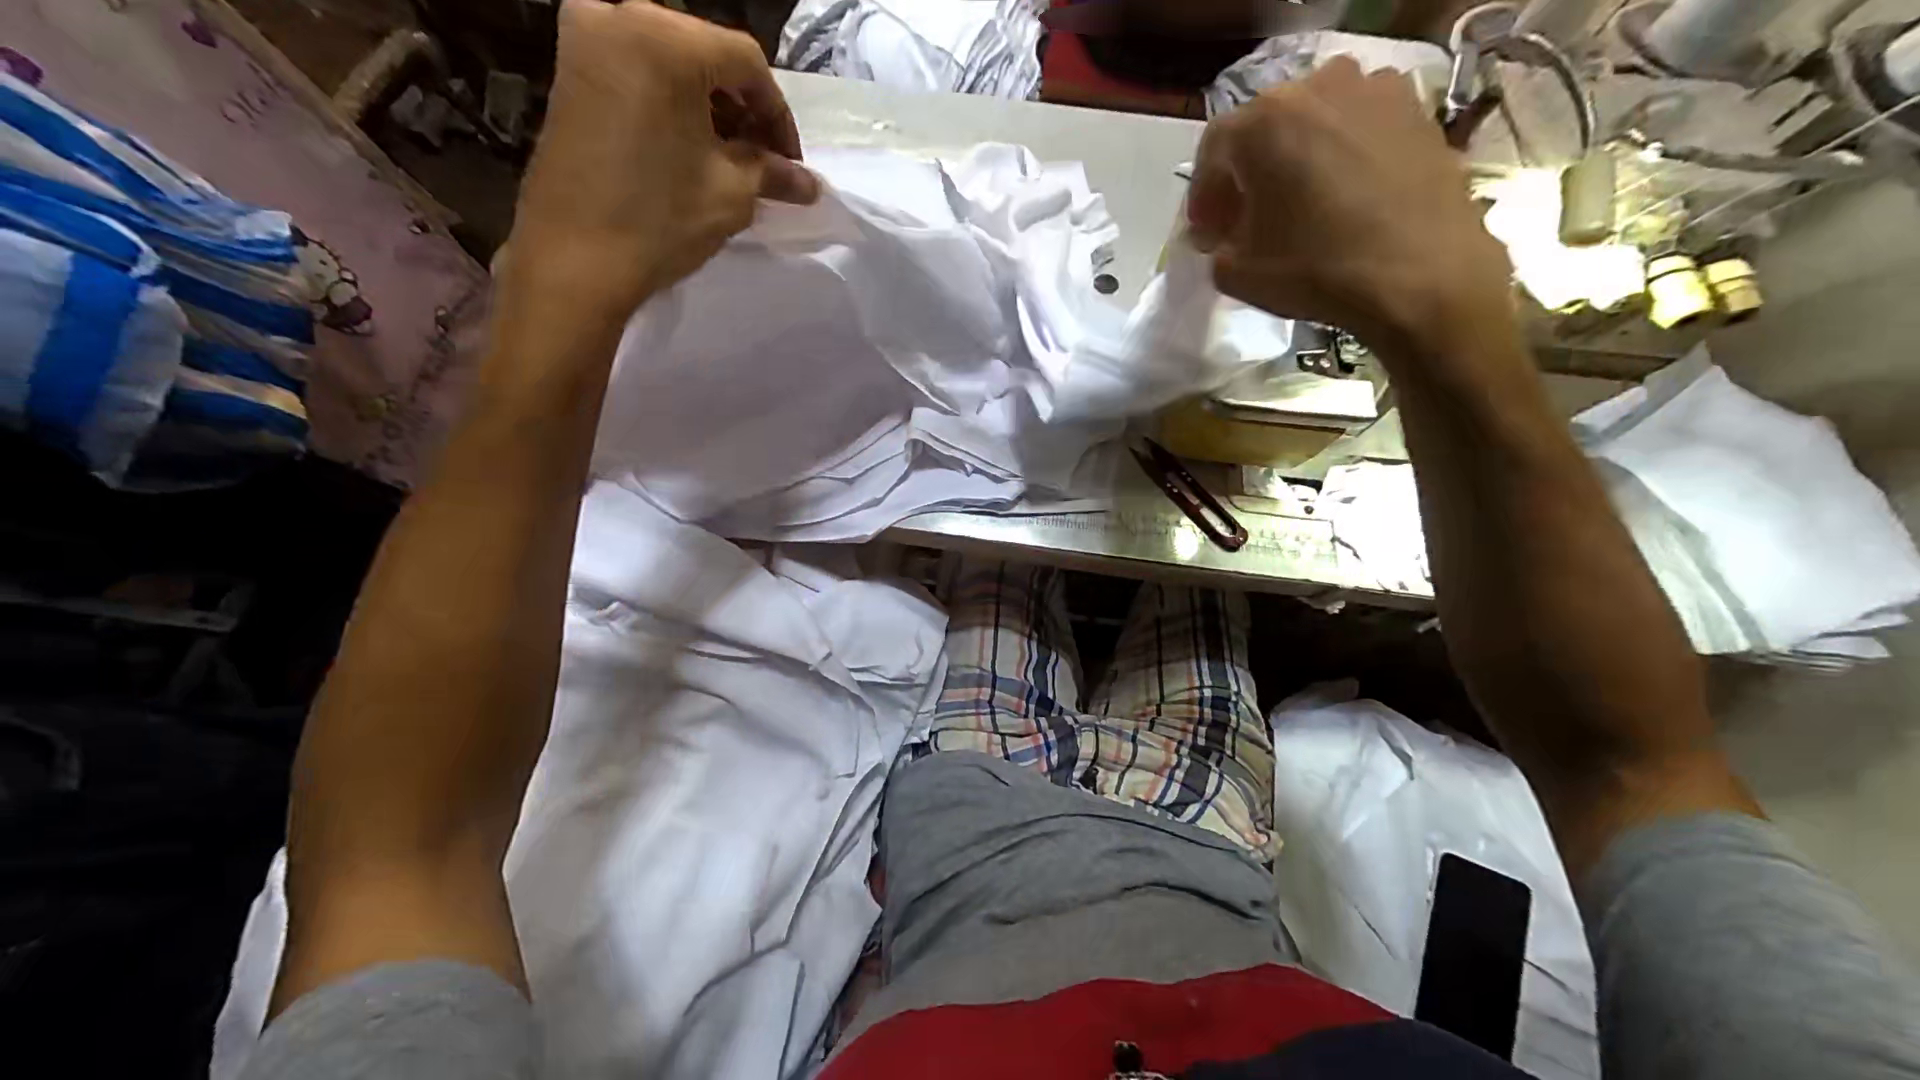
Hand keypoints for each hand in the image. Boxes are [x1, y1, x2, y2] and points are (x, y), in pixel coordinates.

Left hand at [504, 0, 819, 331]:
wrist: (573, 260)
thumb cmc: (659, 220)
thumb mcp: (731, 194)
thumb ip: (773, 173)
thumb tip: (811, 184)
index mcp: (665, 40)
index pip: (746, 61)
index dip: (777, 113)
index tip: (790, 162)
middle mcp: (620, 18)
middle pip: (707, 52)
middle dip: (743, 107)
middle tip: (763, 160)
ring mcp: (586, 41)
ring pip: (672, 60)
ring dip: (709, 105)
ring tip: (728, 157)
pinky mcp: (570, 71)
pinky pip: (639, 70)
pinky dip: (673, 102)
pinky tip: (690, 147)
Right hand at [1186, 59, 1515, 368]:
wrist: (1422, 275)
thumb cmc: (1316, 269)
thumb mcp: (1238, 274)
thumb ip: (1217, 248)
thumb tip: (1224, 237)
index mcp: (1263, 122)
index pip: (1213, 151)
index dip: (1203, 195)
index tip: (1207, 233)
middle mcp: (1317, 88)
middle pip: (1264, 129)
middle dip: (1249, 174)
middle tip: (1247, 219)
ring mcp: (1373, 91)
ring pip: (1313, 124)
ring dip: (1295, 160)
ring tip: (1298, 206)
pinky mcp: (1415, 110)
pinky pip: (1358, 129)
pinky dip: (1341, 156)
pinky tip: (1343, 198)